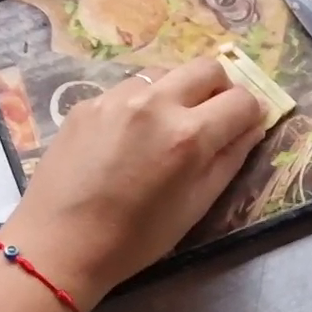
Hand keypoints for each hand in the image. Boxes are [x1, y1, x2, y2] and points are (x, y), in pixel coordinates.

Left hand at [0, 57, 266, 304]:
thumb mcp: (195, 206)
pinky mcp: (88, 102)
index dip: (250, 113)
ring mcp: (116, 97)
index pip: (241, 100)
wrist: (59, 244)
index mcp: (188, 135)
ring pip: (165, 74)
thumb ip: (229, 160)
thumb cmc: (135, 238)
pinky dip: (139, 105)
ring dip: (176, 93)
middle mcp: (155, 103)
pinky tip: (125, 140)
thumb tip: (251, 126)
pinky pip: (128, 89)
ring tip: (163, 130)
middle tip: (210, 118)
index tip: (243, 127)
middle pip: (206, 67)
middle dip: (219, 89)